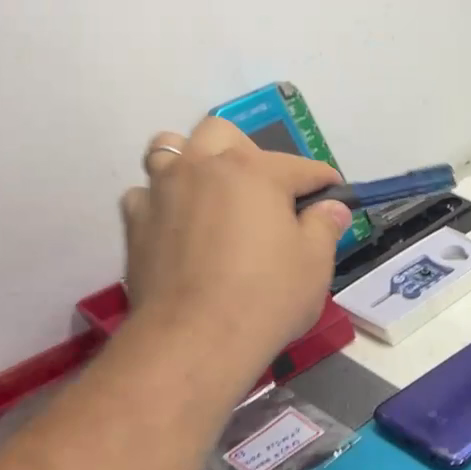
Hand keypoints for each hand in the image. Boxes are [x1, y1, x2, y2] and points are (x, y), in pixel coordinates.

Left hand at [120, 117, 352, 360]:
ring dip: (197, 161)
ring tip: (216, 193)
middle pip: (224, 134)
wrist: (198, 334)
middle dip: (251, 152)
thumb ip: (324, 227)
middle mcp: (202, 165)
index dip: (323, 180)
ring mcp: (162, 186)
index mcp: (254, 172)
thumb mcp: (316, 265)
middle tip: (269, 191)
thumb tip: (332, 207)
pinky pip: (150, 191)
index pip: (299, 166)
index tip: (334, 193)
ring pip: (173, 147)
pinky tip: (185, 226)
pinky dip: (169, 200)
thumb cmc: (270, 297)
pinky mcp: (136, 216)